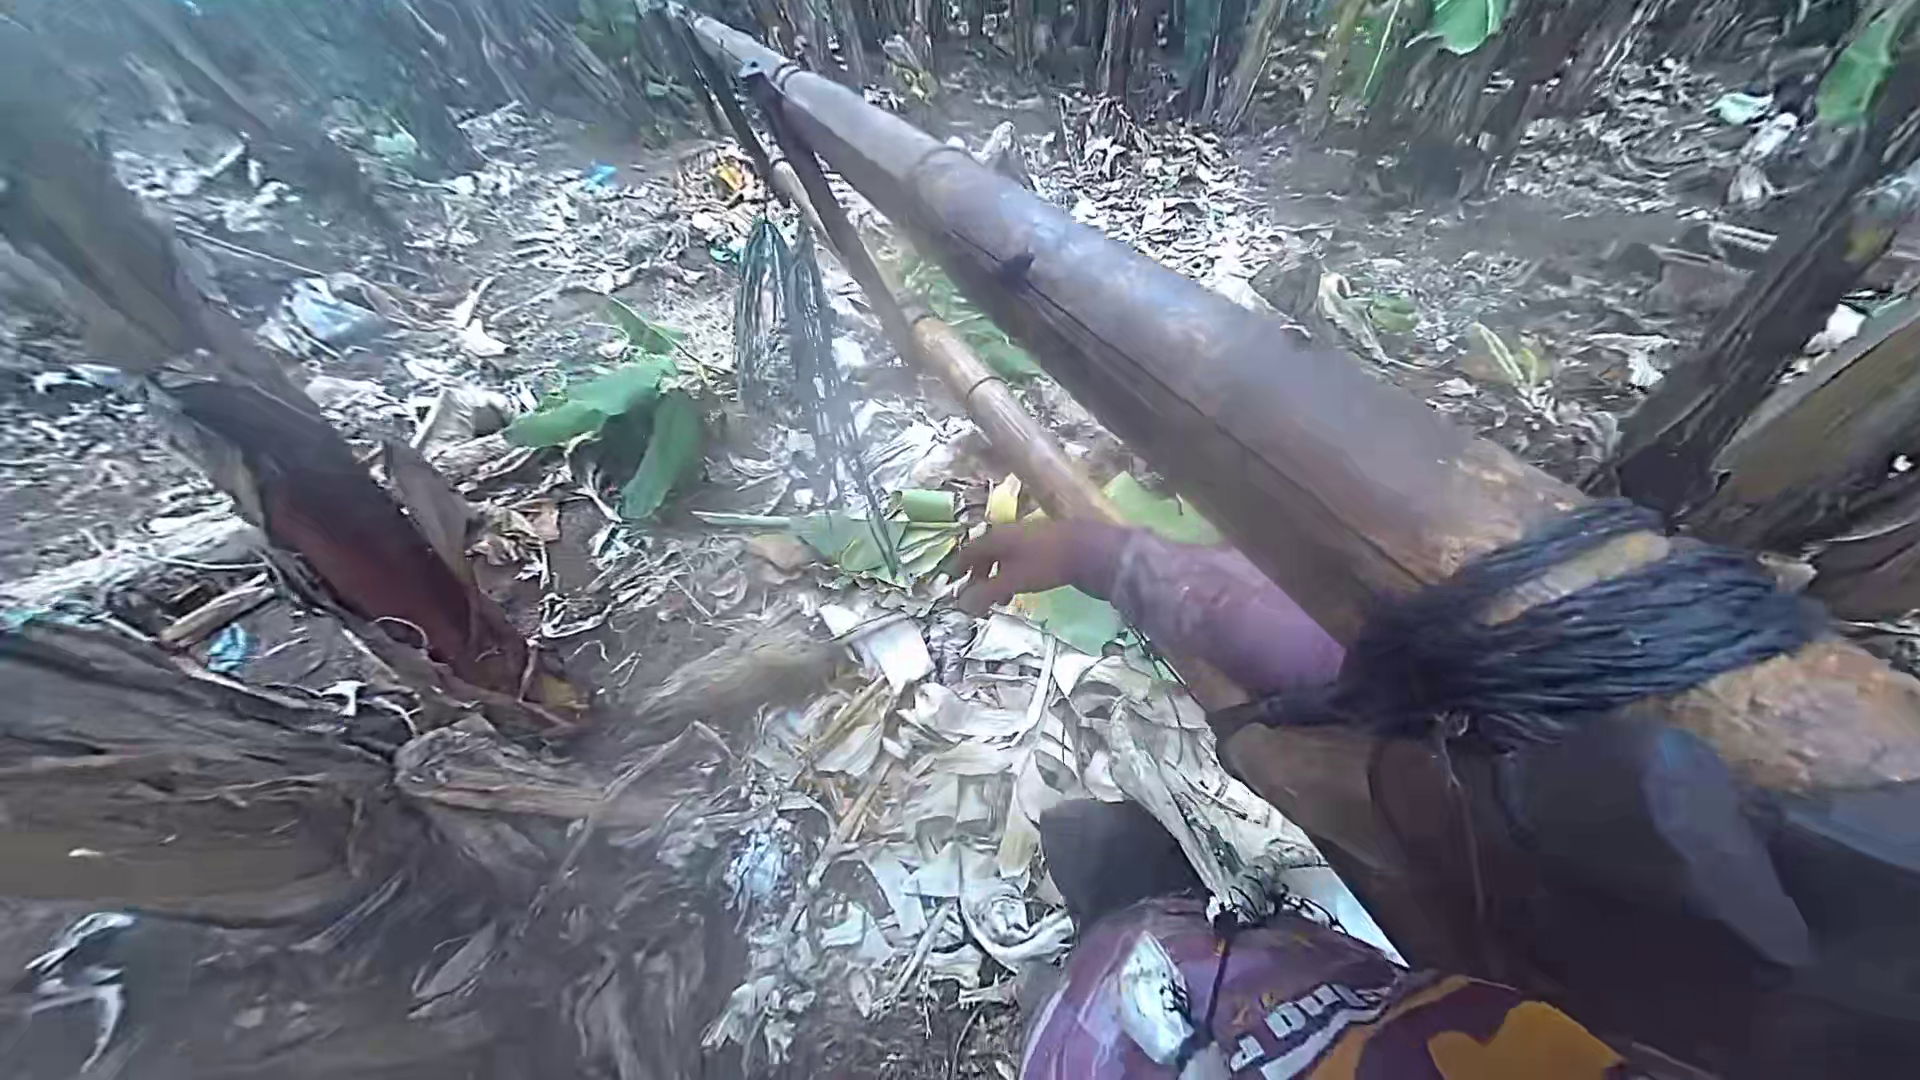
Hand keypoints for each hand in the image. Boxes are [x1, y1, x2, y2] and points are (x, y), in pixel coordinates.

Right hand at [952, 519, 1129, 614]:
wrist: (1089, 549)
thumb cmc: (1046, 564)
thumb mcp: (1012, 581)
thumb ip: (986, 593)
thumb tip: (961, 604)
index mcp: (996, 538)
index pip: (969, 550)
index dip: (959, 566)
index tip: (953, 580)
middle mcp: (1009, 533)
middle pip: (986, 552)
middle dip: (979, 574)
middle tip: (976, 593)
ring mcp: (1029, 536)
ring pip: (1004, 556)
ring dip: (997, 577)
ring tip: (1001, 599)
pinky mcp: (1046, 544)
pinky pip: (1020, 558)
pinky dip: (1013, 574)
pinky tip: (1023, 586)